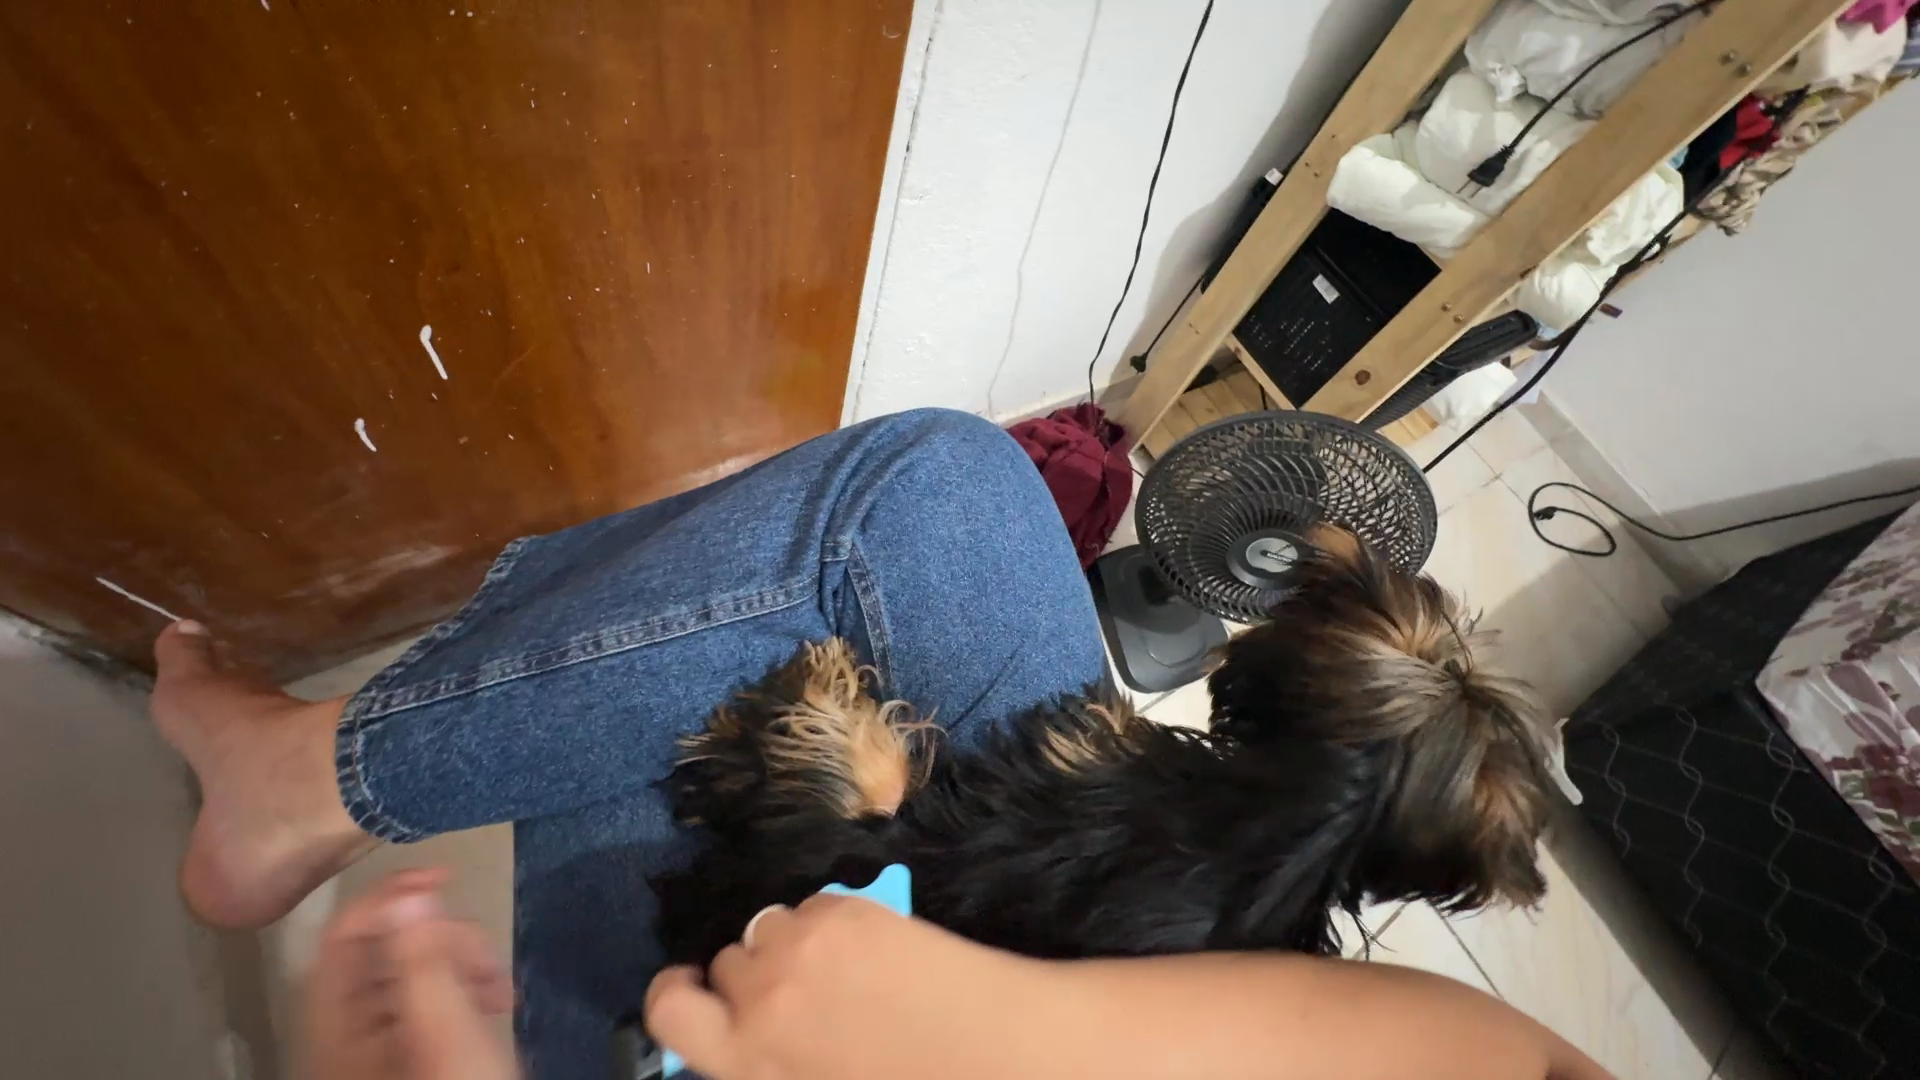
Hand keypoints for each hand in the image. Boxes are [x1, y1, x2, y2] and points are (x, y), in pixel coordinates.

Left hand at [305, 869, 519, 1079]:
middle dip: (446, 939)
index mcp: (337, 1028)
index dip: (388, 895)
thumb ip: (426, 961)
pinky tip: (493, 1000)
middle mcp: (345, 1031)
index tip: (442, 874)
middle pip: (386, 948)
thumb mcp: (447, 1030)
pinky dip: (464, 983)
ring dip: (463, 961)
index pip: (343, 934)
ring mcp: (374, 1043)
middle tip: (486, 960)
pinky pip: (428, 991)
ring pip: (414, 966)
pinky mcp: (405, 1047)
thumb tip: (411, 894)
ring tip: (498, 987)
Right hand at [645, 893, 1058, 1079]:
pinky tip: (864, 948)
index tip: (695, 988)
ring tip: (835, 969)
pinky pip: (812, 907)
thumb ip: (762, 1059)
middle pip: (725, 960)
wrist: (983, 1047)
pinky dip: (827, 922)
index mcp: (747, 1058)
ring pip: (768, 924)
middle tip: (797, 994)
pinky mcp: (846, 909)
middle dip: (751, 975)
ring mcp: (805, 943)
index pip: (668, 1010)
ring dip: (789, 944)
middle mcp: (763, 994)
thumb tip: (744, 1034)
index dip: (676, 992)